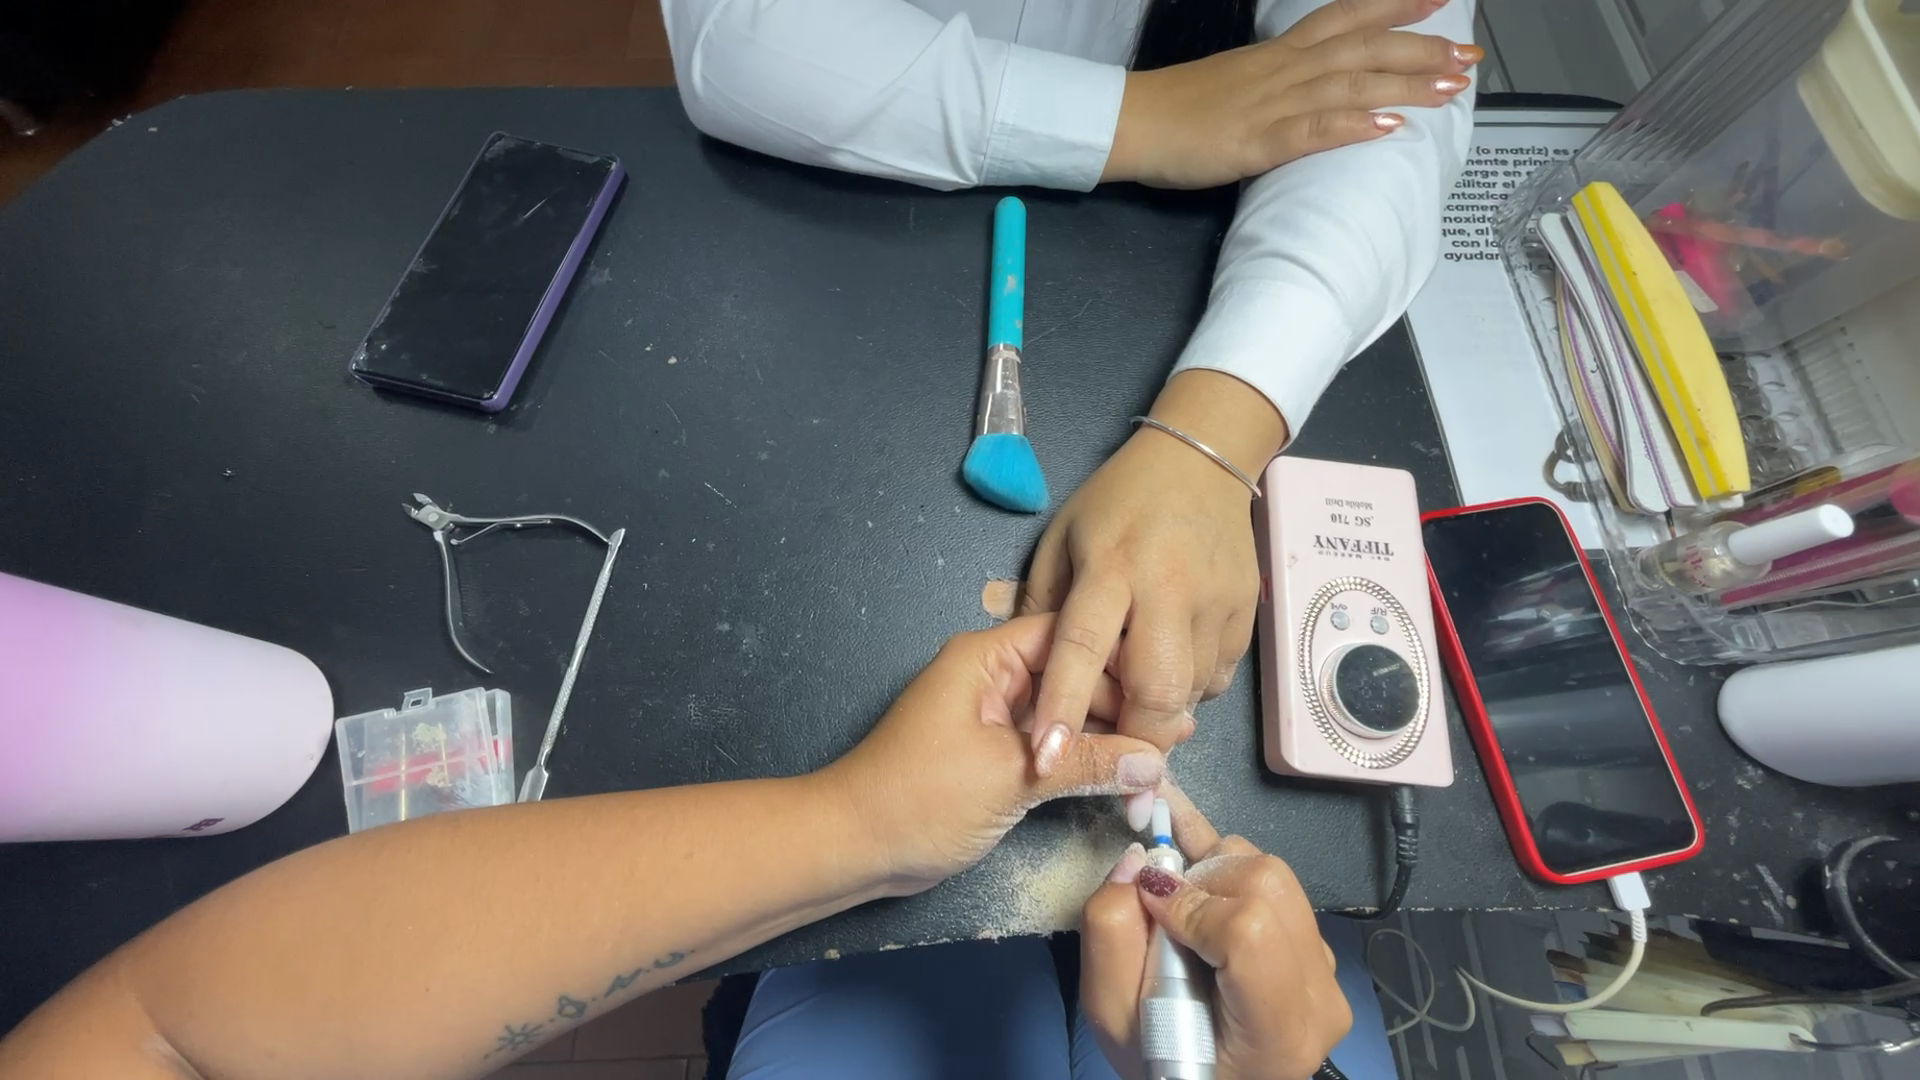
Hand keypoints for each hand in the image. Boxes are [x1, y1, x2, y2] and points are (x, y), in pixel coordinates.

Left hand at [819, 615, 1167, 894]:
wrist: (857, 846)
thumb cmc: (923, 795)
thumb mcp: (1010, 775)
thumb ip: (1086, 763)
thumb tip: (1155, 763)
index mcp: (988, 657)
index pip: (1067, 636)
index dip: (1118, 658)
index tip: (1167, 686)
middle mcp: (996, 676)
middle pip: (1072, 678)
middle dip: (1120, 708)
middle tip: (1176, 740)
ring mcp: (997, 717)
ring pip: (1066, 716)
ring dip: (1106, 739)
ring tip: (1162, 765)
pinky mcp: (999, 753)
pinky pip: (1051, 746)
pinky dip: (1082, 761)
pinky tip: (1124, 778)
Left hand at [1023, 372, 1277, 808]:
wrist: (1202, 464)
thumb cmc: (1116, 503)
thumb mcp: (1061, 540)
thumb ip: (1043, 605)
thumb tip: (1028, 676)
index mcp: (1109, 567)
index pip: (1082, 646)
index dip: (1063, 706)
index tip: (1046, 757)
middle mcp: (1167, 588)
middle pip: (1154, 687)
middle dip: (1131, 733)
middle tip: (1112, 747)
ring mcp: (1216, 603)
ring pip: (1191, 693)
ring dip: (1160, 713)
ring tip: (1136, 697)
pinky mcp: (1248, 615)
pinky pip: (1217, 679)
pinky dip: (1190, 691)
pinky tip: (1170, 664)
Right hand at [1081, 787, 1350, 1079]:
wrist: (1208, 1074)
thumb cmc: (1160, 1059)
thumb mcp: (1111, 1011)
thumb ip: (1111, 932)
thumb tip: (1139, 862)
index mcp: (1275, 1030)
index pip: (1248, 931)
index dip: (1190, 901)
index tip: (1149, 900)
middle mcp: (1316, 994)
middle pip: (1264, 884)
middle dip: (1200, 876)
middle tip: (1164, 898)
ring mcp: (1325, 967)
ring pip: (1270, 872)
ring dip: (1213, 869)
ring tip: (1183, 898)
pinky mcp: (1316, 943)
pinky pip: (1275, 879)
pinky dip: (1227, 866)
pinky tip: (1195, 865)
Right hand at [1103, 0, 1479, 189]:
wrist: (1134, 121)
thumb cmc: (1175, 109)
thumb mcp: (1232, 86)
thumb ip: (1271, 90)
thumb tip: (1297, 101)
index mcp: (1277, 56)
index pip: (1346, 20)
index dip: (1396, 7)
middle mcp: (1283, 70)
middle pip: (1363, 50)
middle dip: (1420, 50)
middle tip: (1469, 58)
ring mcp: (1271, 104)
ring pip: (1349, 85)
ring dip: (1403, 83)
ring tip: (1449, 88)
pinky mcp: (1254, 142)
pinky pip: (1310, 129)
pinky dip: (1351, 126)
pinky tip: (1386, 127)